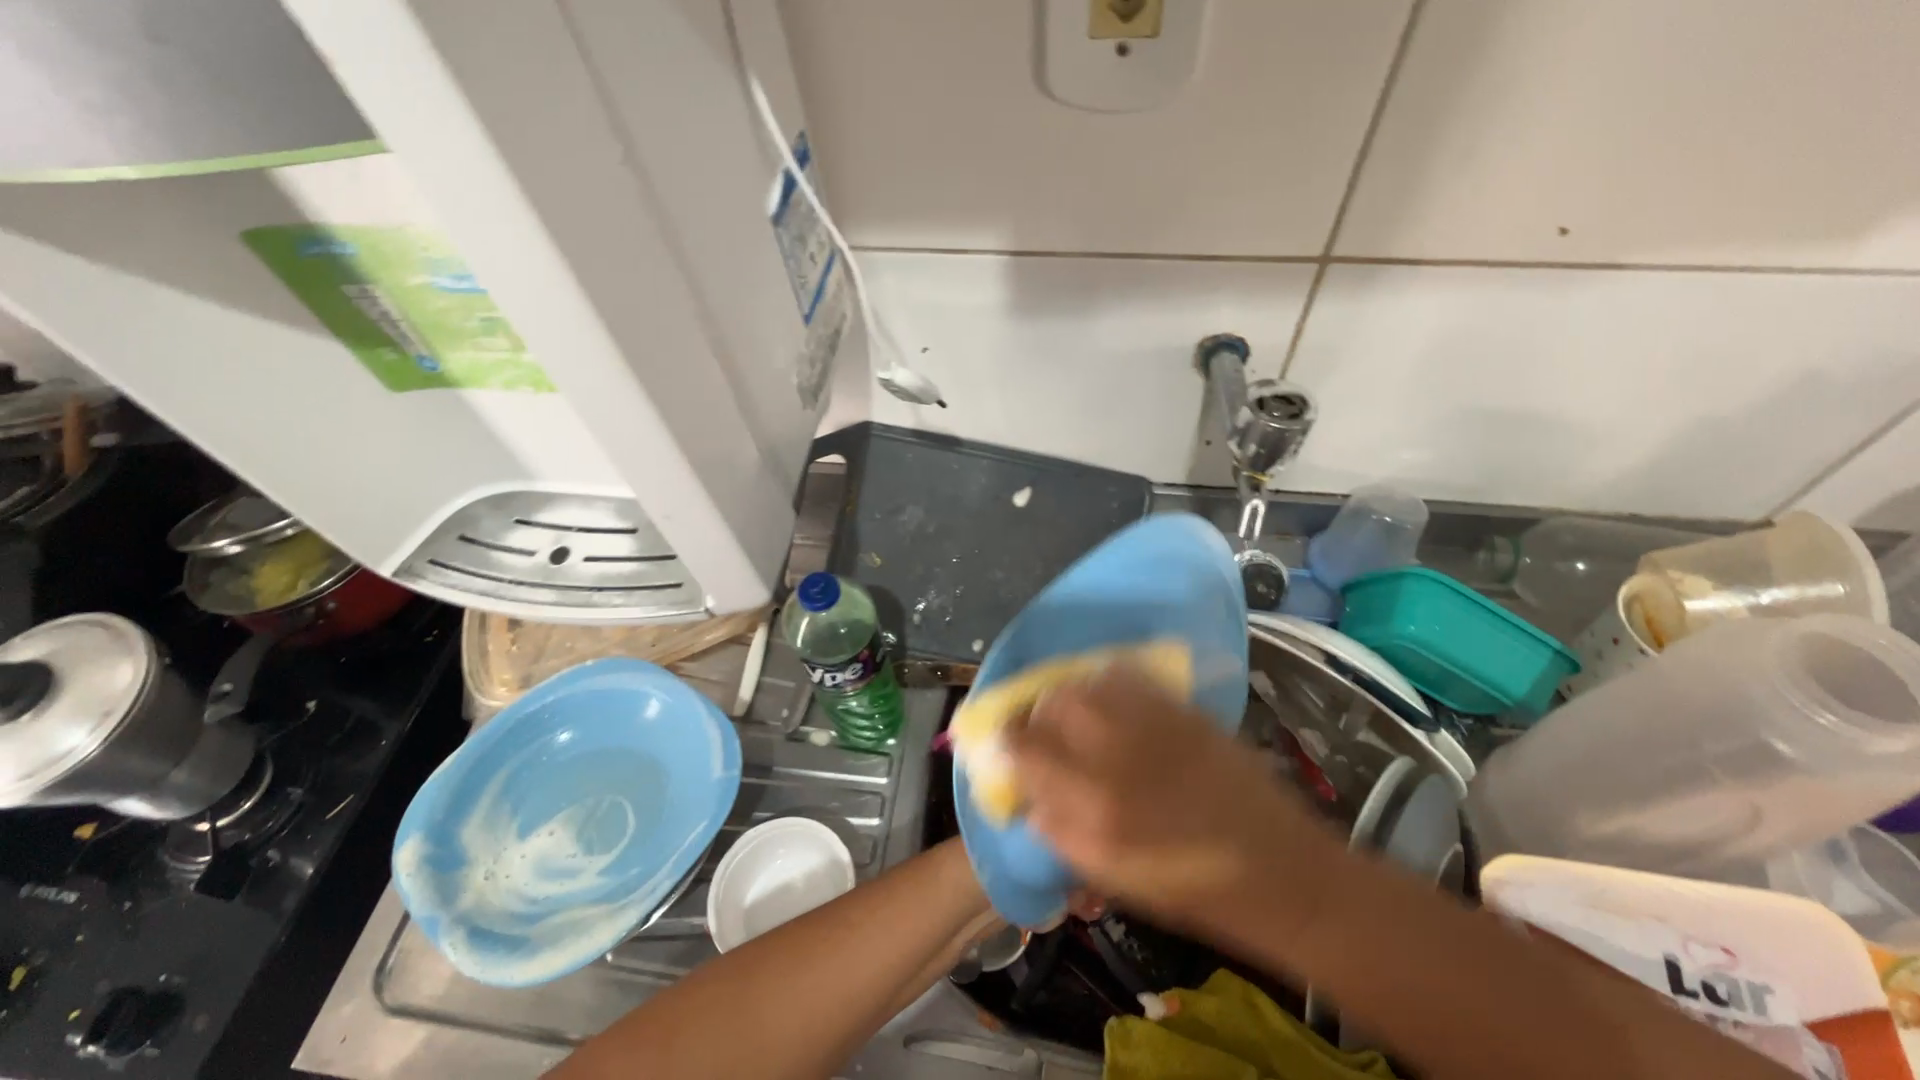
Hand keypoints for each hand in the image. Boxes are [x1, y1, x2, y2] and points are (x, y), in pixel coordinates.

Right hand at [1006, 663, 1335, 936]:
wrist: (1285, 875)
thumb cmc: (1195, 893)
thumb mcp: (1117, 880)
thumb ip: (1066, 835)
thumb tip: (1034, 802)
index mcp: (1094, 806)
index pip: (1027, 750)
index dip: (1008, 741)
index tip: (1005, 743)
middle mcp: (1119, 755)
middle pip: (1055, 703)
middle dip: (1038, 709)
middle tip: (1041, 724)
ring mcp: (1156, 727)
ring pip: (1092, 683)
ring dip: (1073, 691)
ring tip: (1076, 708)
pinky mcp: (1188, 713)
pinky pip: (1135, 680)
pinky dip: (1112, 681)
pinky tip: (1114, 696)